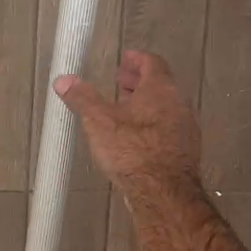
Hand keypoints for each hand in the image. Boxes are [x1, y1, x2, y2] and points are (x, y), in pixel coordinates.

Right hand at [54, 51, 201, 193]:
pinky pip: (169, 127)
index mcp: (160, 90)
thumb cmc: (131, 150)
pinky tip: (137, 139)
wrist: (162, 191)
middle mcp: (179, 104)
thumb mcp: (98, 121)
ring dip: (147, 104)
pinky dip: (153, 124)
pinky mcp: (186, 150)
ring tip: (125, 111)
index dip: (138, 59)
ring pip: (166, 107)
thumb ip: (82, 98)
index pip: (153, 63)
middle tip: (122, 83)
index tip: (126, 59)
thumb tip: (64, 80)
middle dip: (140, 82)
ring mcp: (186, 128)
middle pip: (161, 84)